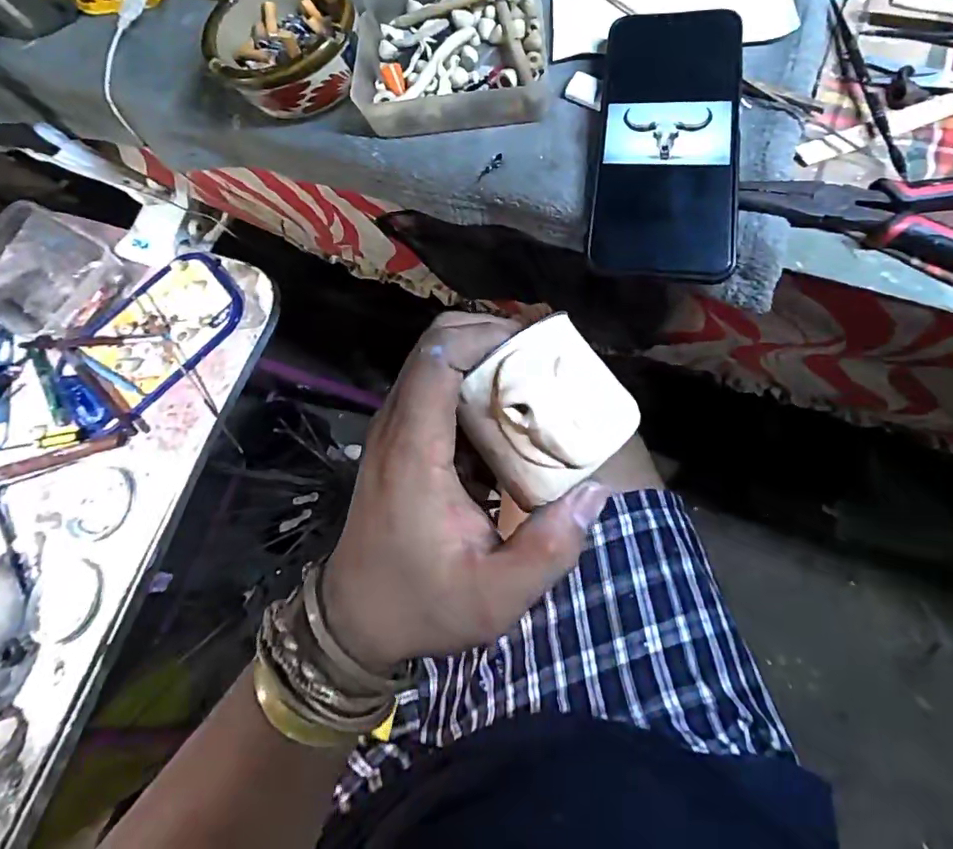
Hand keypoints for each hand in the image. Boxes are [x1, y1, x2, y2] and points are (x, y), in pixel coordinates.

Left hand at [321, 312, 616, 669]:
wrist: (356, 617)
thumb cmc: (422, 605)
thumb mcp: (495, 596)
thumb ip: (549, 549)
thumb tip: (596, 492)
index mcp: (414, 451)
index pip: (438, 358)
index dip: (486, 337)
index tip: (538, 348)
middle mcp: (396, 426)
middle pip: (435, 344)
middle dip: (490, 336)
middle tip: (544, 358)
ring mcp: (393, 430)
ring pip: (434, 361)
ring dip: (483, 357)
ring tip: (535, 378)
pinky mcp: (399, 440)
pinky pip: (434, 389)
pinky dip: (472, 384)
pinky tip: (509, 415)